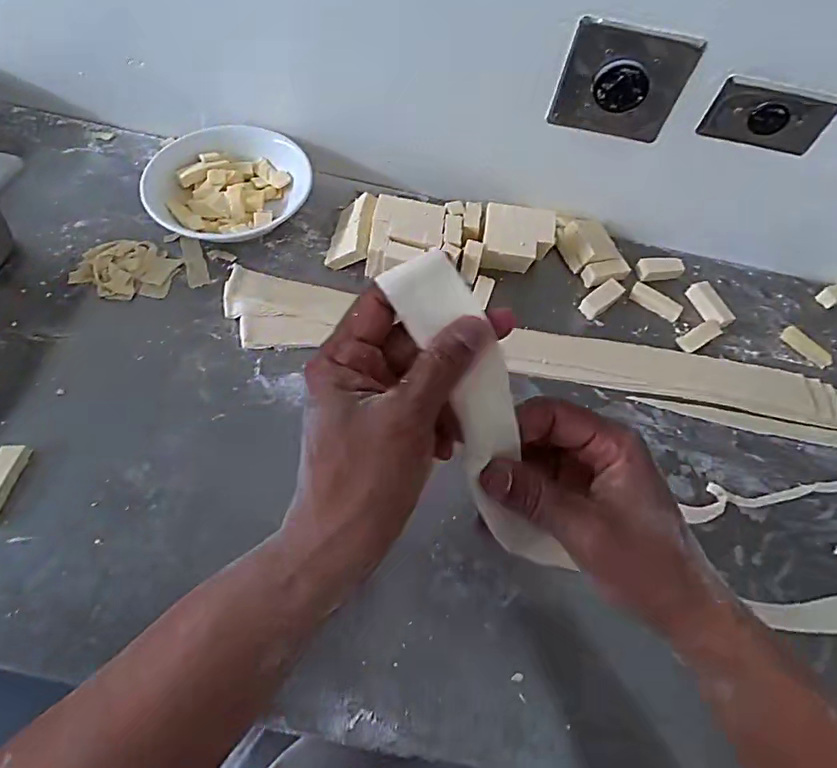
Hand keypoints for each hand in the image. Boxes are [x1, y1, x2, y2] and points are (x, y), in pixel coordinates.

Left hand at [285, 285, 515, 584]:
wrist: (337, 552)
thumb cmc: (362, 482)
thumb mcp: (407, 417)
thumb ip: (443, 366)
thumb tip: (476, 324)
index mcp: (342, 359)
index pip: (380, 304)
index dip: (419, 289)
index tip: (460, 283)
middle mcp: (354, 371)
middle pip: (410, 338)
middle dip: (452, 343)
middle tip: (499, 333)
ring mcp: (372, 399)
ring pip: (423, 371)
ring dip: (451, 385)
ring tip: (476, 400)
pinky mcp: (387, 424)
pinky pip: (423, 401)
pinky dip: (442, 413)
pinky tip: (453, 438)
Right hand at [478, 398, 731, 640]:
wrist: (682, 611)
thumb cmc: (643, 565)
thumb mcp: (584, 529)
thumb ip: (535, 497)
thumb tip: (486, 472)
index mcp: (612, 442)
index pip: (556, 414)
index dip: (518, 424)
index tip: (482, 448)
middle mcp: (601, 450)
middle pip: (546, 435)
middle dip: (511, 453)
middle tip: (474, 475)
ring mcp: (594, 475)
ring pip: (543, 462)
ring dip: (514, 480)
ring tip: (480, 500)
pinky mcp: (587, 500)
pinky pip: (548, 488)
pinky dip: (526, 500)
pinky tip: (498, 518)